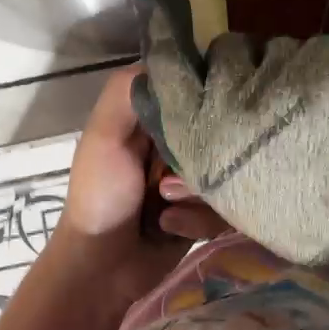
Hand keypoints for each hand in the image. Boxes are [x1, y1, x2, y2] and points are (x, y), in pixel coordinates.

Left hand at [57, 68, 227, 302]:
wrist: (103, 271)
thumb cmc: (99, 195)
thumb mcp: (104, 135)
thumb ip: (128, 91)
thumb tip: (172, 58)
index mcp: (153, 116)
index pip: (195, 87)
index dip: (207, 92)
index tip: (216, 102)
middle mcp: (179, 142)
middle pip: (220, 130)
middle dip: (201, 156)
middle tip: (170, 177)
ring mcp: (197, 179)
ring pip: (229, 171)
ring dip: (197, 193)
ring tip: (164, 206)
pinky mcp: (210, 213)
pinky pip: (229, 207)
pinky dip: (199, 219)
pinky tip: (172, 227)